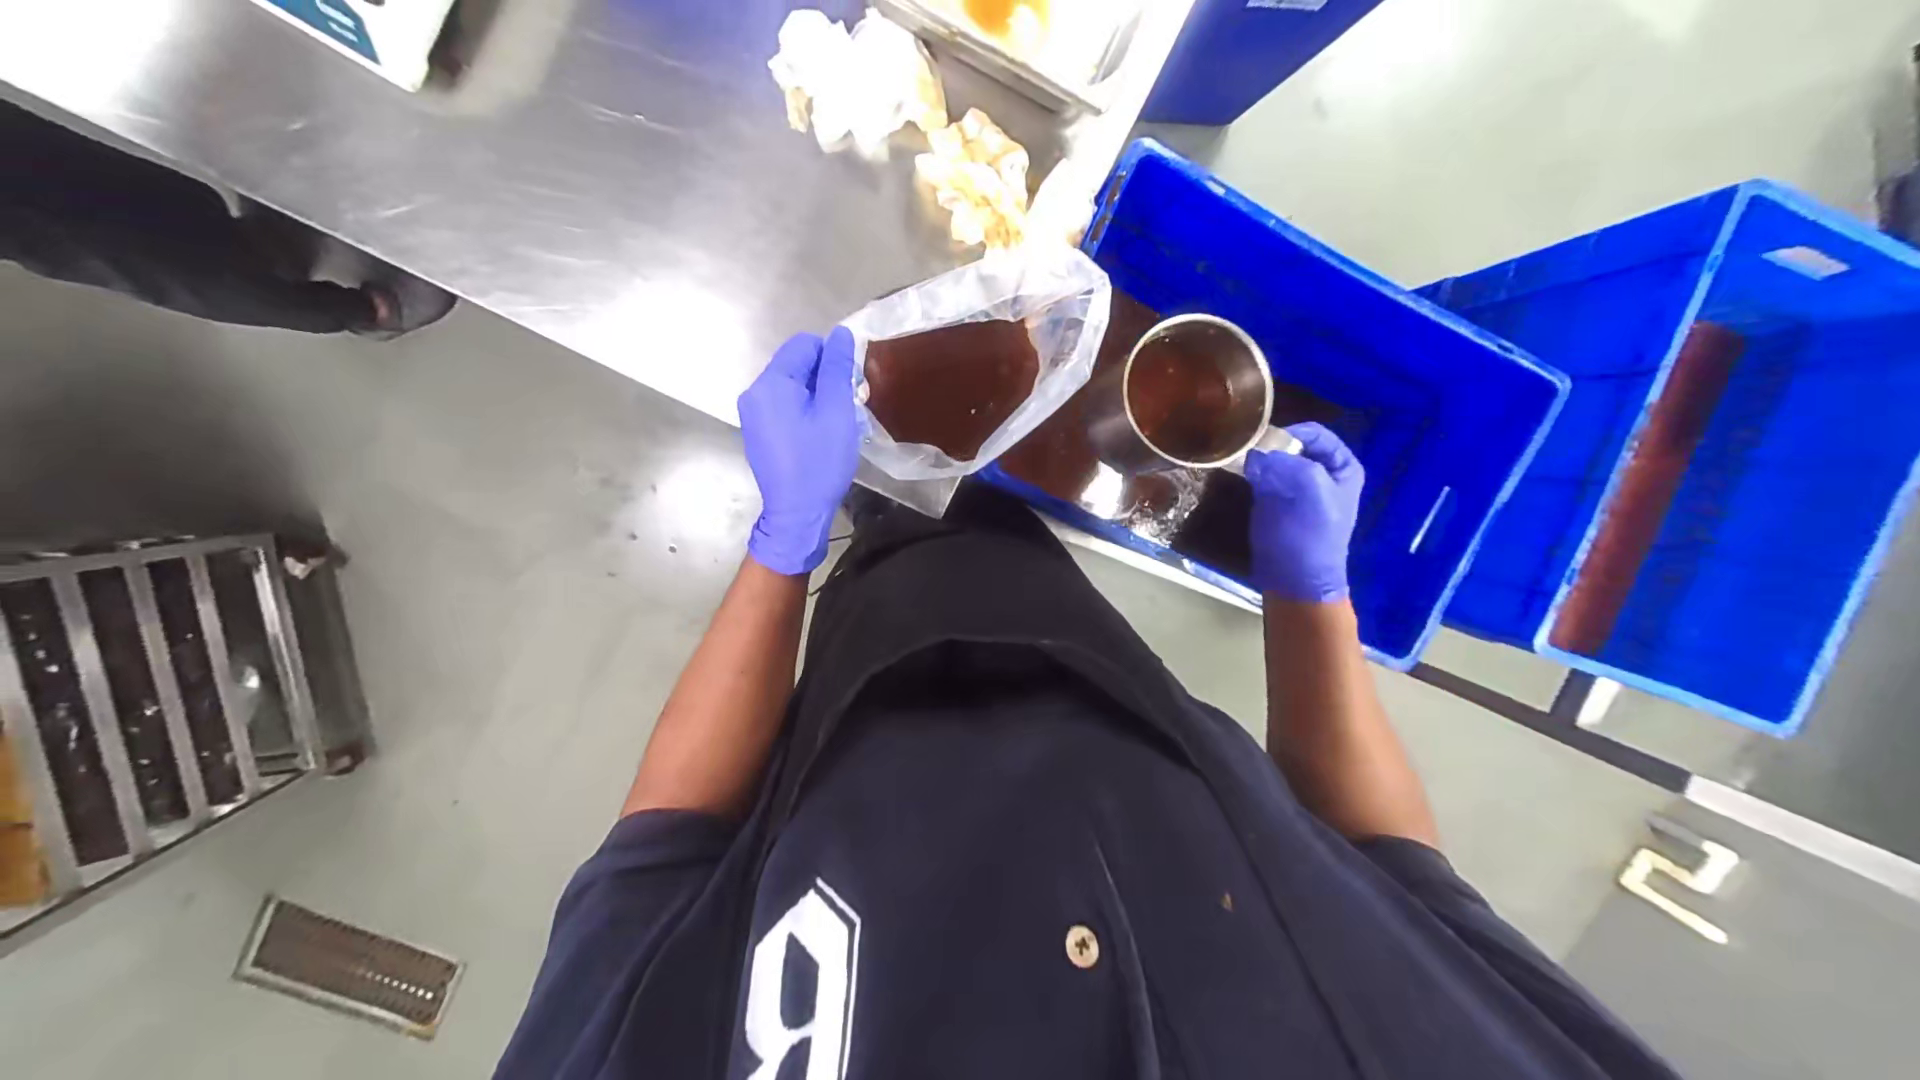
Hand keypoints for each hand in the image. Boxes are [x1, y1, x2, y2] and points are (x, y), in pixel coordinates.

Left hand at [737, 328, 860, 575]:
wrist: (797, 514)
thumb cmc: (820, 463)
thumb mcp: (836, 413)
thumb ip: (837, 369)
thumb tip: (841, 335)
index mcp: (770, 384)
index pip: (803, 345)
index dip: (832, 356)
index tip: (851, 383)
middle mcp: (755, 394)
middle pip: (796, 365)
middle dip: (825, 378)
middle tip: (849, 405)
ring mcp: (754, 415)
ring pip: (792, 388)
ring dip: (818, 396)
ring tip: (837, 422)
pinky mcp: (760, 433)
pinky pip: (785, 408)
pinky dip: (806, 412)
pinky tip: (821, 434)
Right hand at [1245, 422, 1363, 602]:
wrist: (1294, 579)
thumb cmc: (1310, 536)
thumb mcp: (1309, 491)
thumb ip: (1287, 463)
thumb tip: (1256, 453)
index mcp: (1342, 468)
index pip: (1315, 434)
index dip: (1290, 433)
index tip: (1265, 443)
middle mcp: (1321, 473)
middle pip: (1292, 445)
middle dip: (1271, 446)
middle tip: (1249, 451)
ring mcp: (1296, 487)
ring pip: (1275, 460)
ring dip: (1258, 459)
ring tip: (1241, 462)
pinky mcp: (1273, 499)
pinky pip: (1262, 476)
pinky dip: (1251, 472)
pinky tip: (1240, 473)